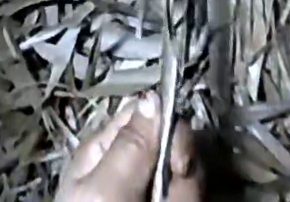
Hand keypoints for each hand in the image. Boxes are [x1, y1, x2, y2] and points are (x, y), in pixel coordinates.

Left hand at [54, 92, 199, 201]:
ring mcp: (149, 193)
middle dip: (182, 171)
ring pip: (189, 181)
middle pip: (176, 145)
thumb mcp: (101, 191)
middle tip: (167, 198)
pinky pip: (188, 200)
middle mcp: (131, 167)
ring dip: (184, 197)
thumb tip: (153, 97)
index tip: (179, 155)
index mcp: (104, 149)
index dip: (170, 125)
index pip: (147, 112)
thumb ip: (129, 146)